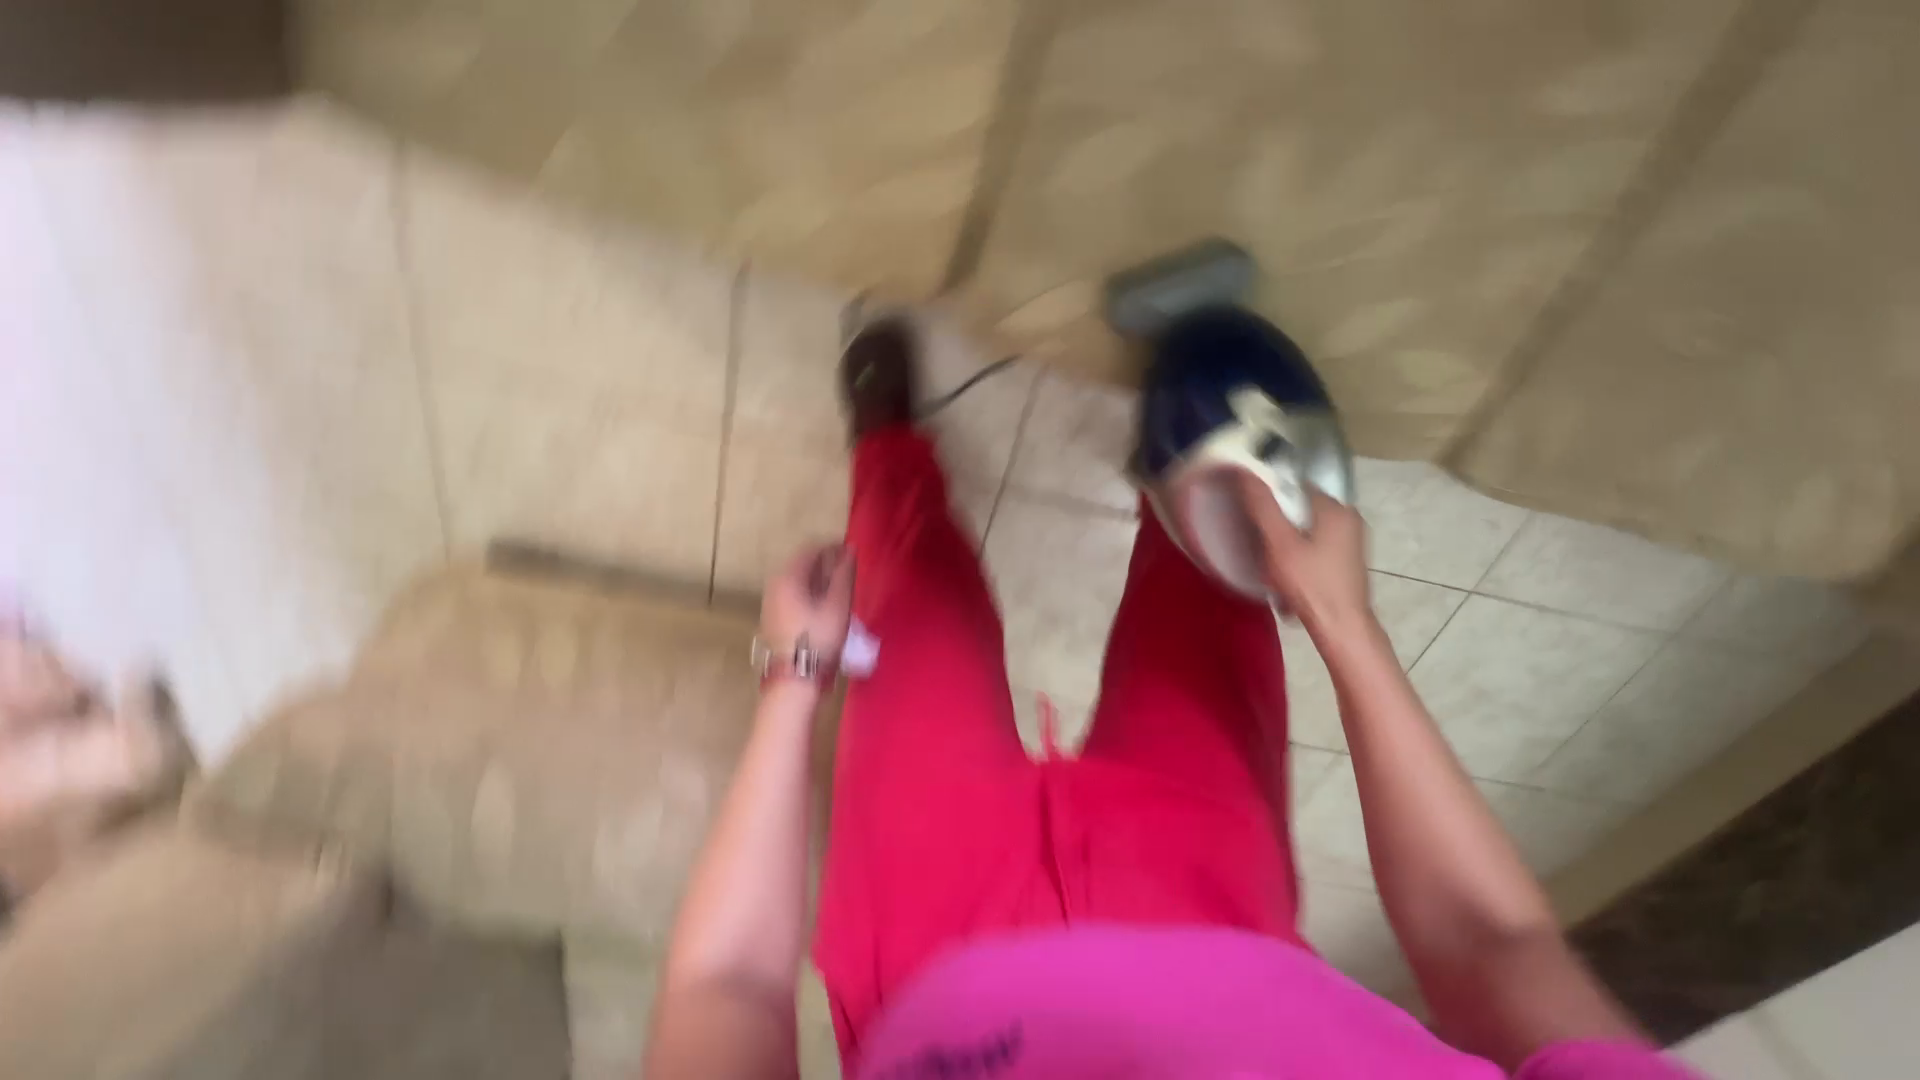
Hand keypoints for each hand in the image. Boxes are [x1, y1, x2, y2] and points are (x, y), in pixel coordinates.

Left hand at [760, 543, 855, 668]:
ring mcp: (770, 601)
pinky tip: (824, 605)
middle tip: (848, 571)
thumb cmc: (819, 638)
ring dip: (818, 578)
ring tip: (840, 588)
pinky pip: (793, 593)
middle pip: (801, 563)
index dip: (832, 546)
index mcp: (788, 576)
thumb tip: (850, 550)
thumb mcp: (837, 604)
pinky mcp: (773, 617)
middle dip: (826, 562)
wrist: (794, 677)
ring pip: (797, 579)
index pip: (810, 548)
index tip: (851, 551)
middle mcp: (774, 584)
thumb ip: (844, 574)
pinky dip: (810, 591)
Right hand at [1234, 472, 1373, 637]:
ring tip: (1274, 569)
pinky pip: (1318, 547)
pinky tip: (1291, 579)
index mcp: (1335, 508)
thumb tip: (1245, 471)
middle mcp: (1350, 518)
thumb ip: (1263, 507)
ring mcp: (1353, 540)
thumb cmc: (1309, 584)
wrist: (1342, 627)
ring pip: (1308, 531)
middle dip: (1279, 527)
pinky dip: (1302, 558)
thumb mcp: (1279, 544)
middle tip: (1263, 549)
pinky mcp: (1351, 560)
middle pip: (1301, 510)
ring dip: (1288, 546)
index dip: (1271, 500)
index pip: (1295, 487)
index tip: (1254, 519)